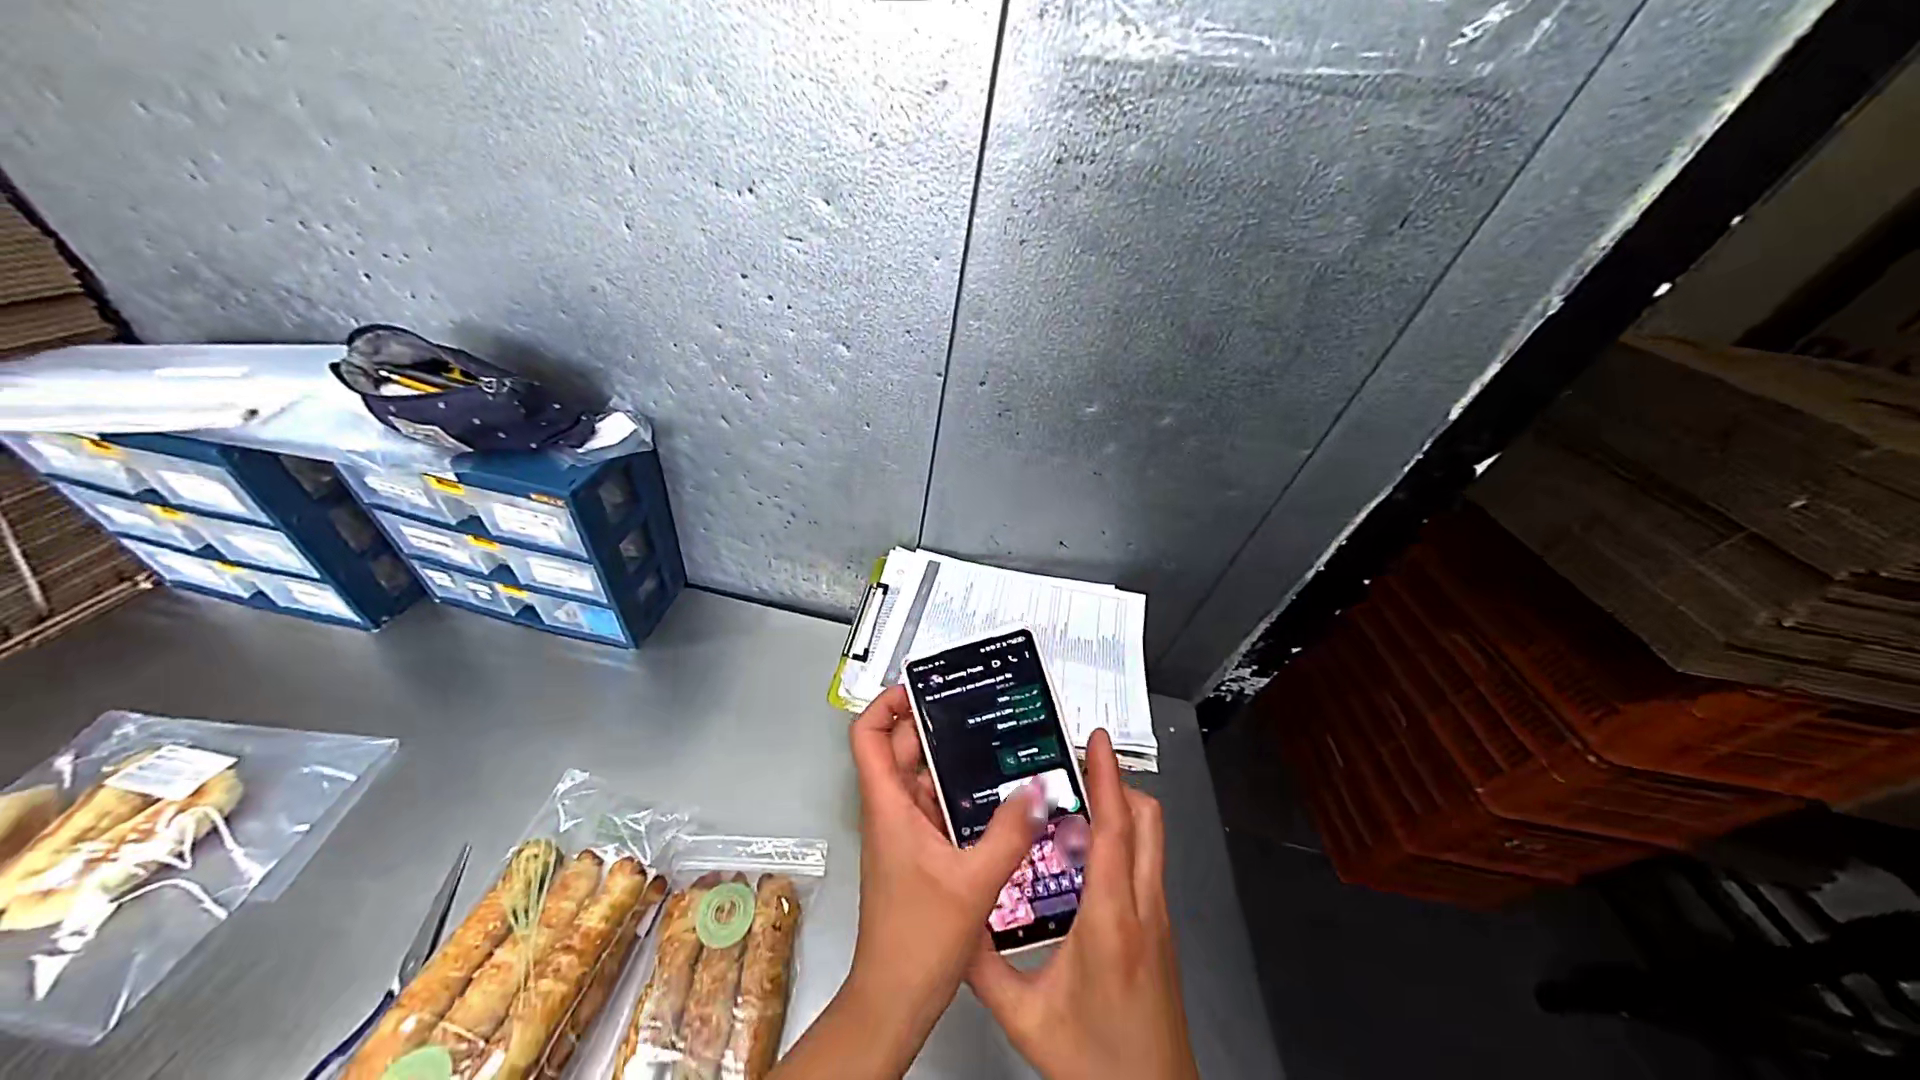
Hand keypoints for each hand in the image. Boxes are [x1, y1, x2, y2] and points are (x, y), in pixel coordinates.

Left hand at [775, 685, 1040, 1079]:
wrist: (895, 997)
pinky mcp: (918, 851)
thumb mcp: (974, 882)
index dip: (887, 703)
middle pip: (902, 749)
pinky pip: (935, 806)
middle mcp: (892, 812)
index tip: (919, 688)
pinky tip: (994, 798)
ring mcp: (904, 832)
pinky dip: (958, 794)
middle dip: (933, 726)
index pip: (869, 735)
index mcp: (889, 807)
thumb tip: (1036, 790)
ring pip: (921, 778)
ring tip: (991, 747)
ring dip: (949, 762)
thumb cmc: (915, 943)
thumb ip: (1010, 832)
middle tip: (973, 711)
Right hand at [967, 729, 1198, 1079]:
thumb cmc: (1102, 1065)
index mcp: (1110, 921)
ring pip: (1152, 841)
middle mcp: (1143, 911)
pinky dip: (1124, 841)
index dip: (1107, 778)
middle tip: (1086, 763)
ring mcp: (1158, 920)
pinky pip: (1146, 866)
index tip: (1096, 743)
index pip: (1114, 829)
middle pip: (1146, 822)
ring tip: (1084, 799)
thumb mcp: (1025, 1016)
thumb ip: (984, 968)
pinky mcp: (1161, 932)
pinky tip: (1090, 855)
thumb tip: (959, 926)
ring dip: (1123, 809)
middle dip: (1118, 782)